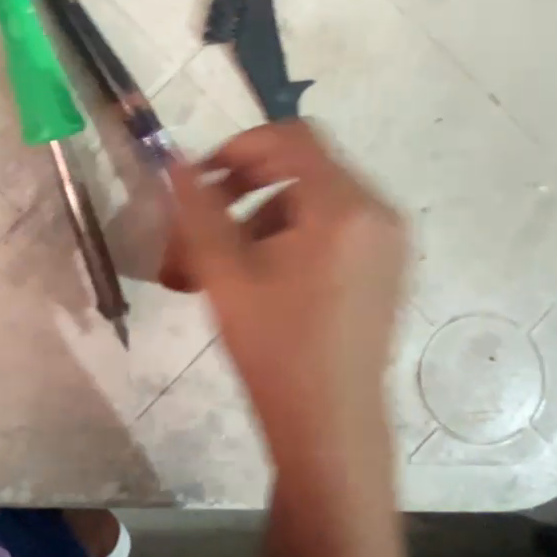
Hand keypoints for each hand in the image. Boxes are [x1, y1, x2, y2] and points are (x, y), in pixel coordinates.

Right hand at [167, 121, 407, 450]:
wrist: (329, 419)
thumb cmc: (273, 341)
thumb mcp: (221, 269)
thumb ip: (194, 205)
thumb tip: (171, 159)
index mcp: (343, 207)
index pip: (289, 137)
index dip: (234, 147)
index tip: (195, 182)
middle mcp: (375, 213)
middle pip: (295, 166)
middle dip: (235, 188)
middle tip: (192, 224)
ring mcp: (384, 241)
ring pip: (303, 200)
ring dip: (249, 218)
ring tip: (208, 263)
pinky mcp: (381, 267)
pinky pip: (323, 226)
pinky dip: (278, 236)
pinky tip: (245, 277)